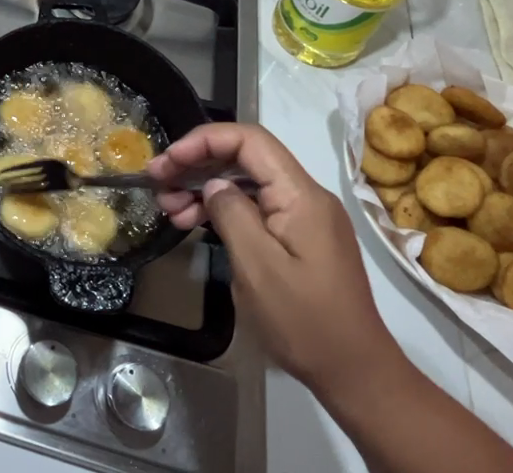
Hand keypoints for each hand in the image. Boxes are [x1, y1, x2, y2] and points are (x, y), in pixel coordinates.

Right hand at [149, 123, 397, 391]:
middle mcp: (305, 196)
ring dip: (203, 188)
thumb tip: (213, 185)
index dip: (203, 140)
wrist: (356, 372)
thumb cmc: (305, 321)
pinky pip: (254, 207)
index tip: (168, 160)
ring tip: (168, 208)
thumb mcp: (258, 267)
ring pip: (245, 182)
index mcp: (300, 194)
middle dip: (197, 163)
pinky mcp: (298, 237)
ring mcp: (303, 217)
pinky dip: (221, 210)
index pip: (249, 140)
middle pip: (244, 157)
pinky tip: (193, 223)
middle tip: (156, 183)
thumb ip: (231, 214)